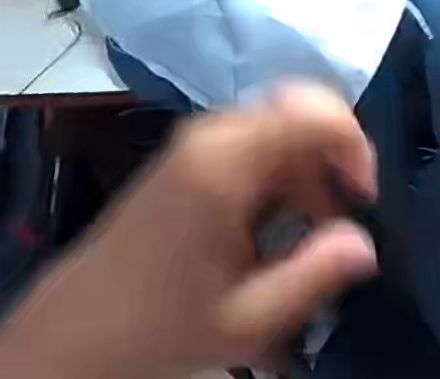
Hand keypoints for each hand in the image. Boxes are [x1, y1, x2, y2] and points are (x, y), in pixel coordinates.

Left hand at [0, 84, 379, 378]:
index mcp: (227, 161)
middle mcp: (214, 132)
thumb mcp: (245, 318)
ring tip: (313, 229)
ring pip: (277, 124)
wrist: (73, 329)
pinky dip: (279, 169)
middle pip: (296, 110)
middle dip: (331, 155)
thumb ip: (313, 275)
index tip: (363, 193)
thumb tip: (366, 244)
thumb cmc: (159, 325)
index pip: (310, 111)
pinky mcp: (190, 151)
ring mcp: (198, 138)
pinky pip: (253, 139)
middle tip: (343, 213)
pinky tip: (277, 221)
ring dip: (306, 166)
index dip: (351, 141)